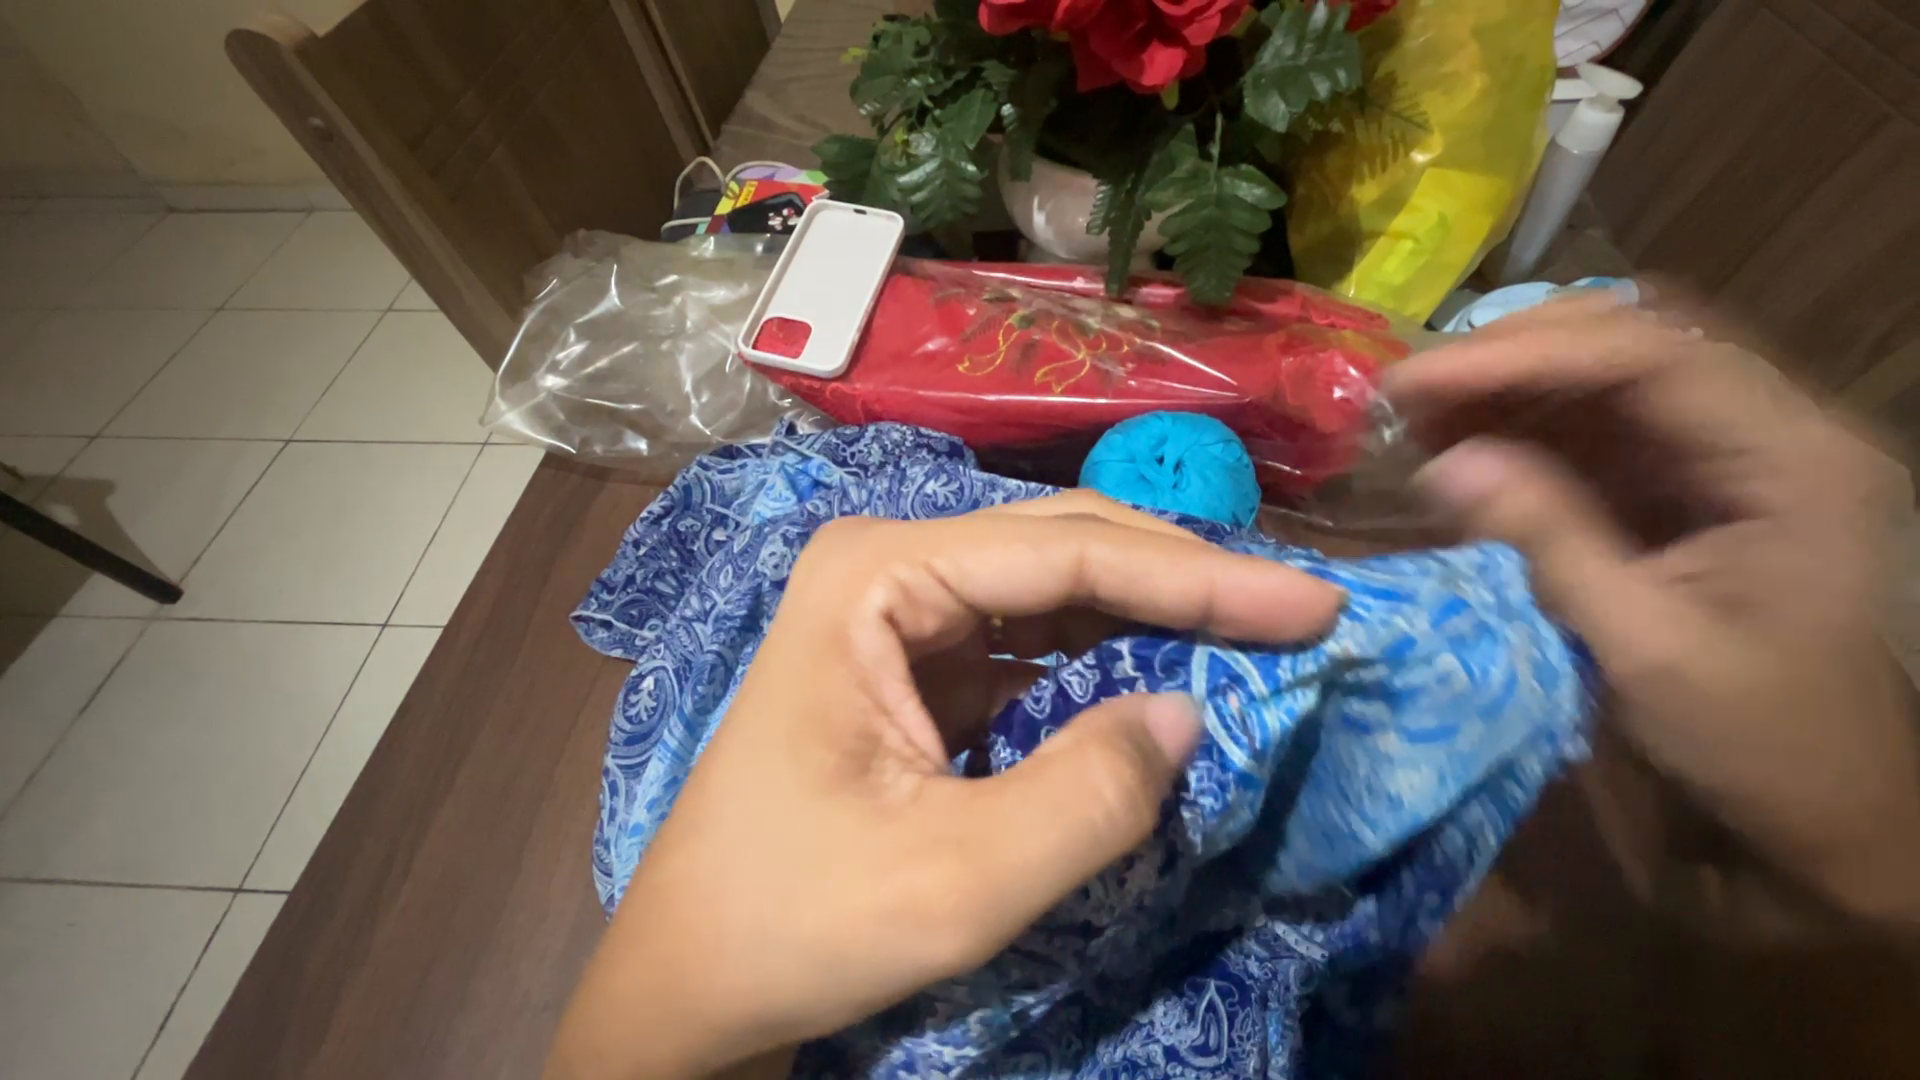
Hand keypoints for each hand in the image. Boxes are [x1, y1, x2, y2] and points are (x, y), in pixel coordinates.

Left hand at [544, 493, 1344, 1079]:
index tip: (1313, 603)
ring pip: (1052, 587)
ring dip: (1150, 611)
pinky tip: (1164, 666)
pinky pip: (1028, 637)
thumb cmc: (798, 919)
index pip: (1063, 551)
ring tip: (1253, 631)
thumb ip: (1088, 797)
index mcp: (874, 577)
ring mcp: (897, 606)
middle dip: (1181, 580)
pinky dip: (1104, 652)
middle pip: (1060, 548)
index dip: (1197, 577)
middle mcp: (885, 564)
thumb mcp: (957, 882)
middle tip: (1296, 610)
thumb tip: (1187, 710)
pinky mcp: (913, 655)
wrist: (696, 966)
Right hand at [1387, 297, 1919, 925]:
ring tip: (1412, 411)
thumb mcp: (1648, 647)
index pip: (1652, 357)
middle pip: (1631, 337)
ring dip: (1500, 380)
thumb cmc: (1759, 740)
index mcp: (1794, 462)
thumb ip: (1548, 543)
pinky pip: (1579, 426)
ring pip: (1598, 372)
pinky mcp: (1665, 486)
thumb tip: (1441, 463)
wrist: (1821, 808)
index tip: (1418, 381)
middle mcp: (1761, 433)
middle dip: (1509, 350)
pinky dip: (1506, 422)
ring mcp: (1712, 456)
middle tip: (1407, 388)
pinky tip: (1448, 440)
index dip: (1524, 355)